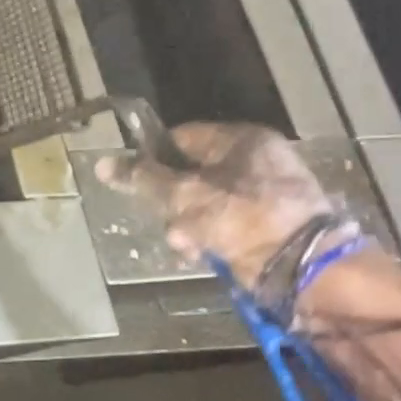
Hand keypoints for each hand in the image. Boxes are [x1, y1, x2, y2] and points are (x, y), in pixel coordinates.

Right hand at [96, 122, 334, 287]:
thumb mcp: (182, 194)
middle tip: (162, 216)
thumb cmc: (240, 215)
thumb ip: (142, 177)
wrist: (297, 262)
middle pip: (185, 174)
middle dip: (168, 201)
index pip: (180, 137)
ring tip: (186, 242)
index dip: (151, 157)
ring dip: (182, 225)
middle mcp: (253, 161)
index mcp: (241, 141)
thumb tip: (103, 163)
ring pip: (197, 204)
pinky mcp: (261, 223)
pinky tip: (199, 252)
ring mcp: (259, 193)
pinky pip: (216, 225)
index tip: (133, 179)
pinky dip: (203, 238)